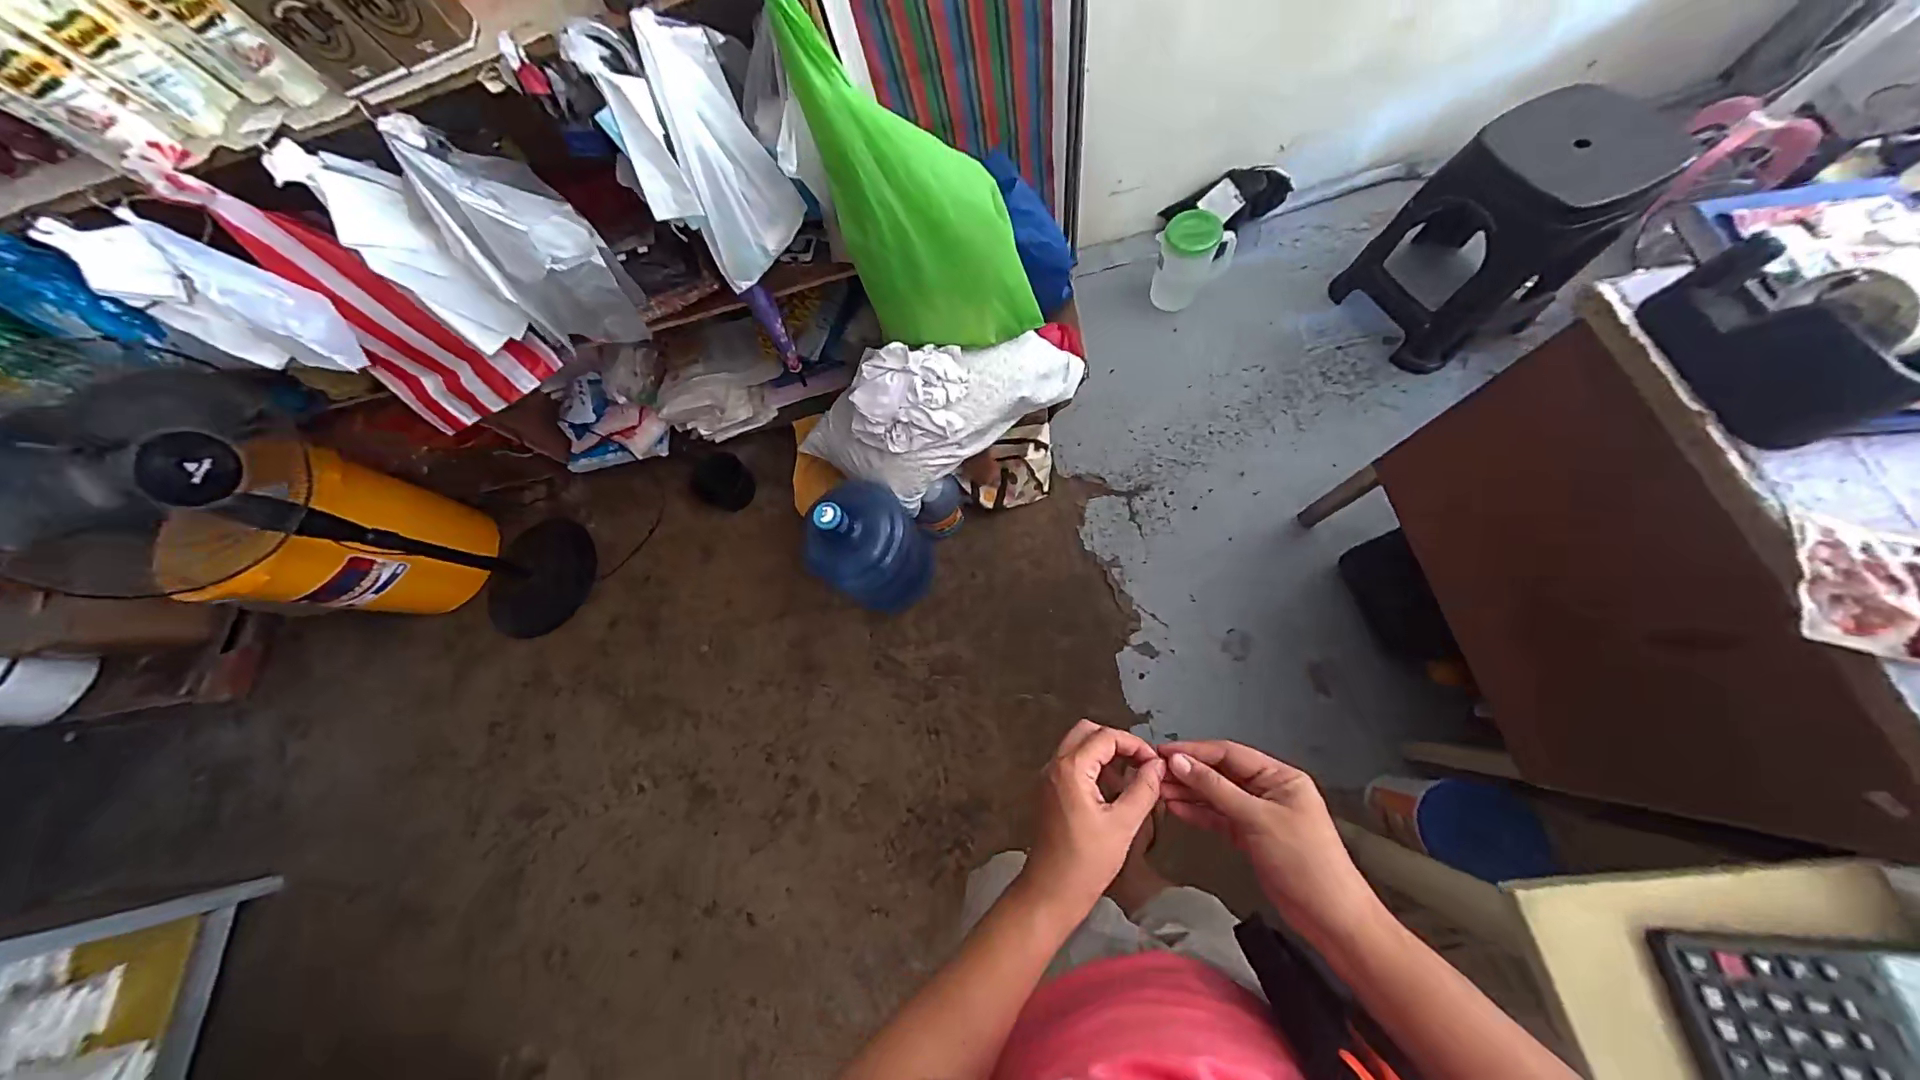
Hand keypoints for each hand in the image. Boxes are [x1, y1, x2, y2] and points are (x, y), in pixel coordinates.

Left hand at [1020, 720, 1164, 913]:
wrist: (1051, 892)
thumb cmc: (1085, 862)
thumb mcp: (1123, 824)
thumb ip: (1143, 789)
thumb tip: (1157, 766)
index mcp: (1070, 769)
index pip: (1105, 736)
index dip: (1134, 744)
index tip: (1154, 762)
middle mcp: (1054, 766)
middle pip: (1087, 732)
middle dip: (1117, 742)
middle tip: (1141, 763)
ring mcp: (1048, 778)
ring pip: (1078, 746)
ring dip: (1105, 755)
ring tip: (1130, 781)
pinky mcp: (1049, 791)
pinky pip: (1072, 765)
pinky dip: (1093, 768)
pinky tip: (1112, 794)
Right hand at [1158, 740, 1381, 937]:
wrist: (1331, 918)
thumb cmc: (1305, 862)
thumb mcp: (1258, 819)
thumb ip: (1216, 788)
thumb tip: (1180, 762)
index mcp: (1280, 777)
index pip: (1229, 754)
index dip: (1195, 751)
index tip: (1164, 751)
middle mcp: (1268, 790)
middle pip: (1221, 773)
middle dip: (1188, 771)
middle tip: (1156, 771)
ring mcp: (1258, 814)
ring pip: (1216, 795)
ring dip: (1189, 792)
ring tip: (1159, 789)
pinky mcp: (1250, 836)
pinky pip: (1218, 817)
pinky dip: (1198, 812)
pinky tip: (1176, 808)